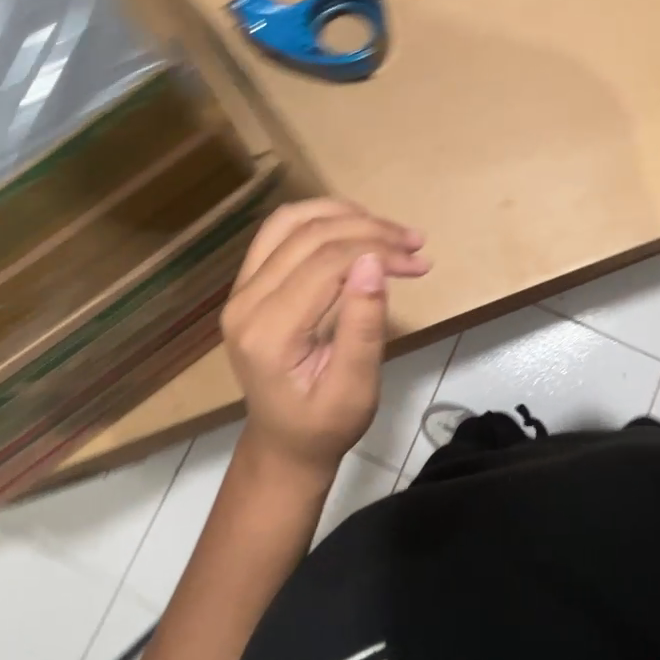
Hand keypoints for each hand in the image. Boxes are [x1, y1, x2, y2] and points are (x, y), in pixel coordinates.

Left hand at [221, 200, 430, 475]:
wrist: (284, 443)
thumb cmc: (325, 425)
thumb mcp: (355, 389)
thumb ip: (363, 327)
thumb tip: (374, 263)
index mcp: (268, 333)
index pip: (326, 263)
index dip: (378, 250)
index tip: (419, 261)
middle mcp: (244, 302)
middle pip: (310, 235)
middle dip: (370, 231)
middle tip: (415, 244)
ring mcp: (240, 289)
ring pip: (291, 221)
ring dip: (345, 216)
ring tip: (390, 231)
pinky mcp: (248, 283)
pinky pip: (279, 230)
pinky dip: (321, 218)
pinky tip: (356, 228)